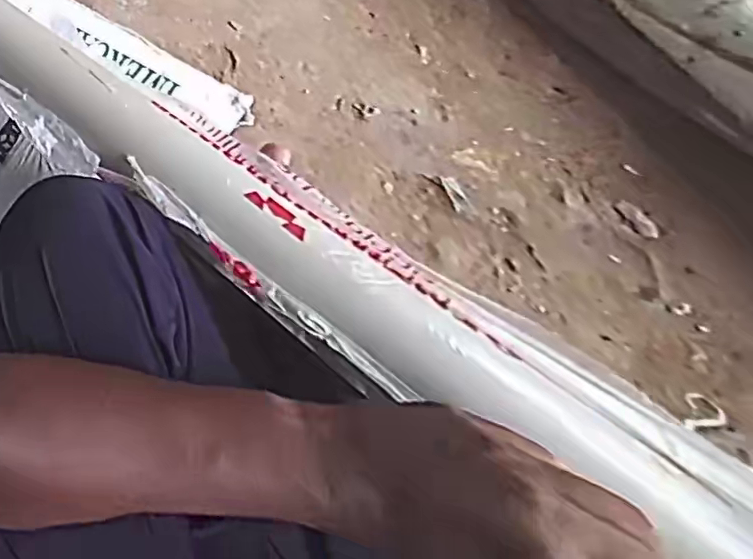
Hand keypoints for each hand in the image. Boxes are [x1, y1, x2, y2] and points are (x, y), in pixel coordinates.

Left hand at [321, 403, 659, 557]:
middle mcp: (531, 477)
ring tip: (567, 537)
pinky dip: (550, 480)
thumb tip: (568, 551)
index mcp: (544, 529)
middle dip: (622, 552)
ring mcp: (498, 441)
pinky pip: (540, 453)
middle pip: (632, 528)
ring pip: (594, 489)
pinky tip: (526, 497)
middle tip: (591, 558)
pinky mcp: (468, 418)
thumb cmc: (390, 522)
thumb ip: (549, 555)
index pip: (635, 558)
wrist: (328, 462)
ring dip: (596, 518)